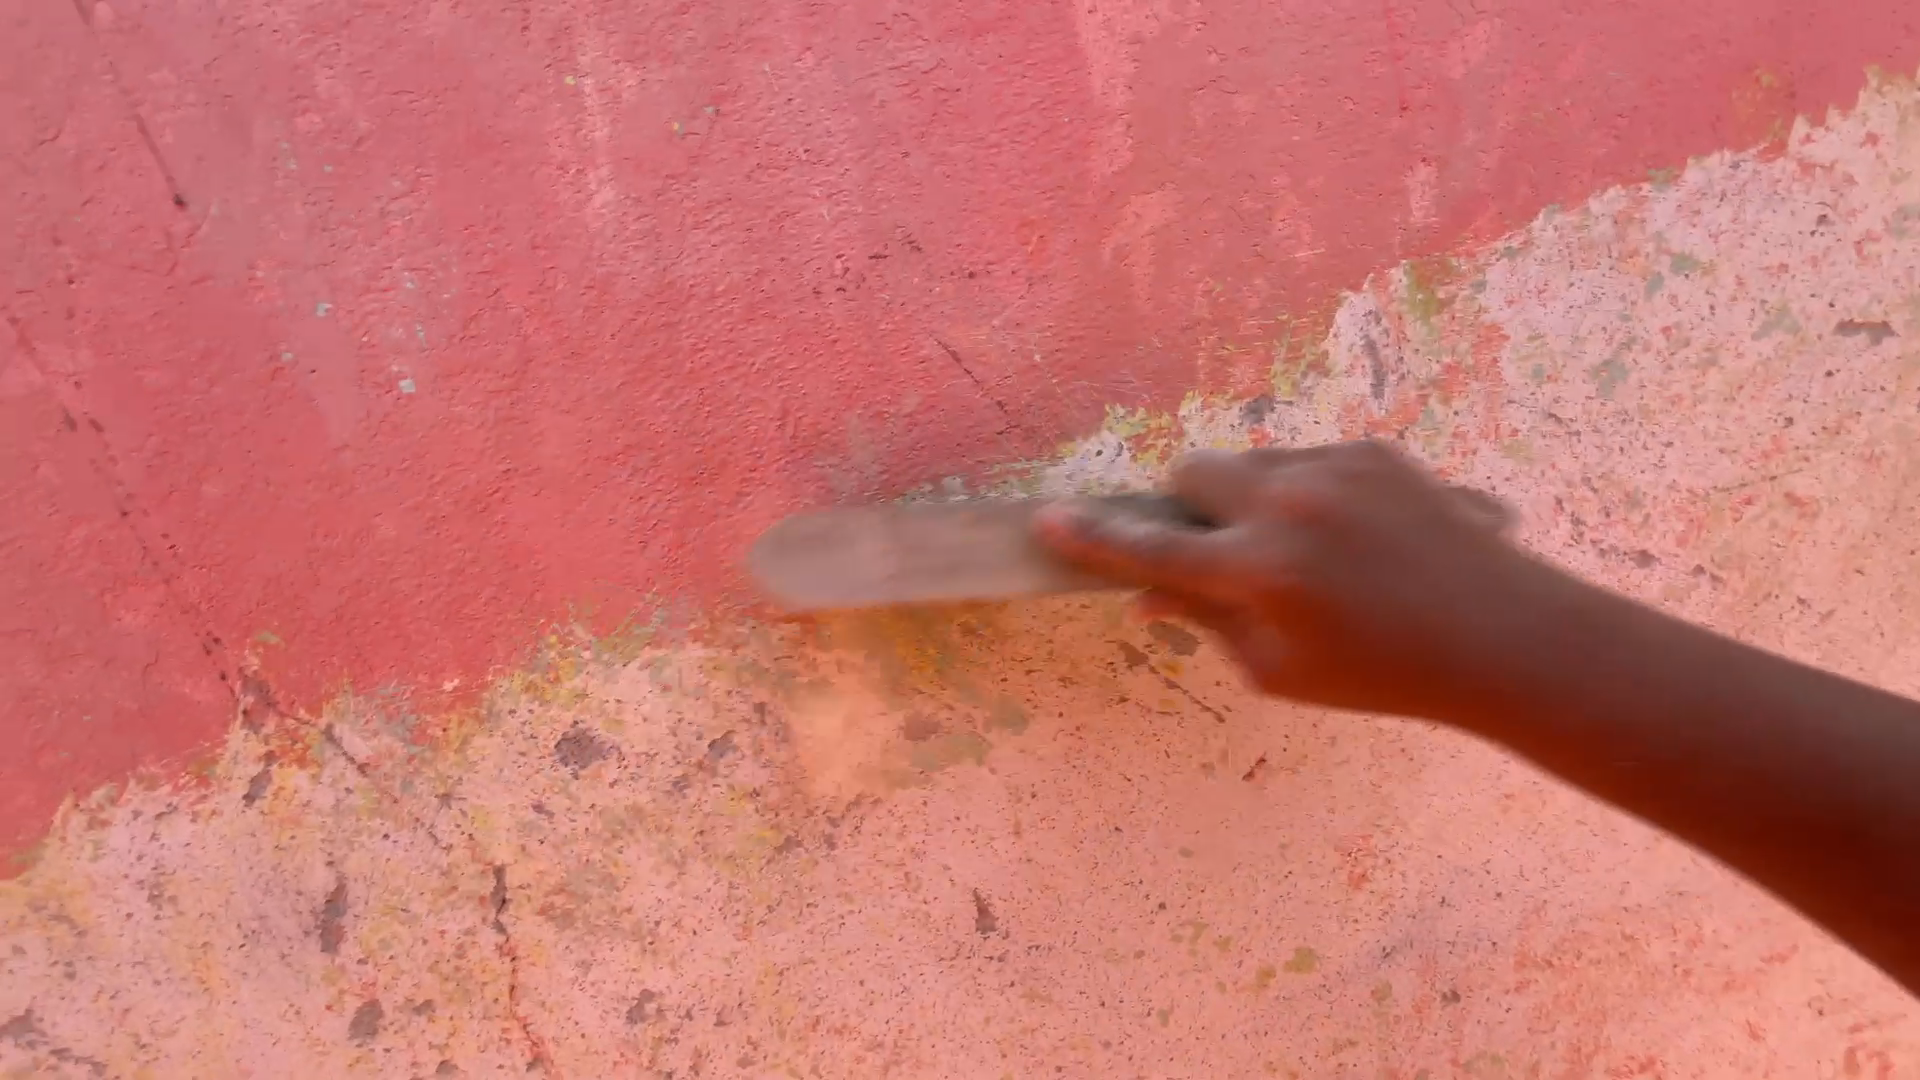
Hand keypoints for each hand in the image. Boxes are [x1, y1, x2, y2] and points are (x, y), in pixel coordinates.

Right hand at [1033, 440, 1575, 723]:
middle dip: (1186, 502)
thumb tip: (1142, 598)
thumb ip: (1203, 621)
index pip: (1151, 549)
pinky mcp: (1374, 450)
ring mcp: (1337, 468)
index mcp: (1262, 572)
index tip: (1048, 520)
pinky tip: (1345, 533)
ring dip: (1243, 496)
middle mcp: (1291, 505)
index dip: (1093, 538)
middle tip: (1216, 543)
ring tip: (1298, 546)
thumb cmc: (1380, 673)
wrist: (1511, 640)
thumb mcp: (1275, 670)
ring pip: (1246, 460)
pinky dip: (1295, 491)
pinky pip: (1299, 459)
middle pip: (1192, 469)